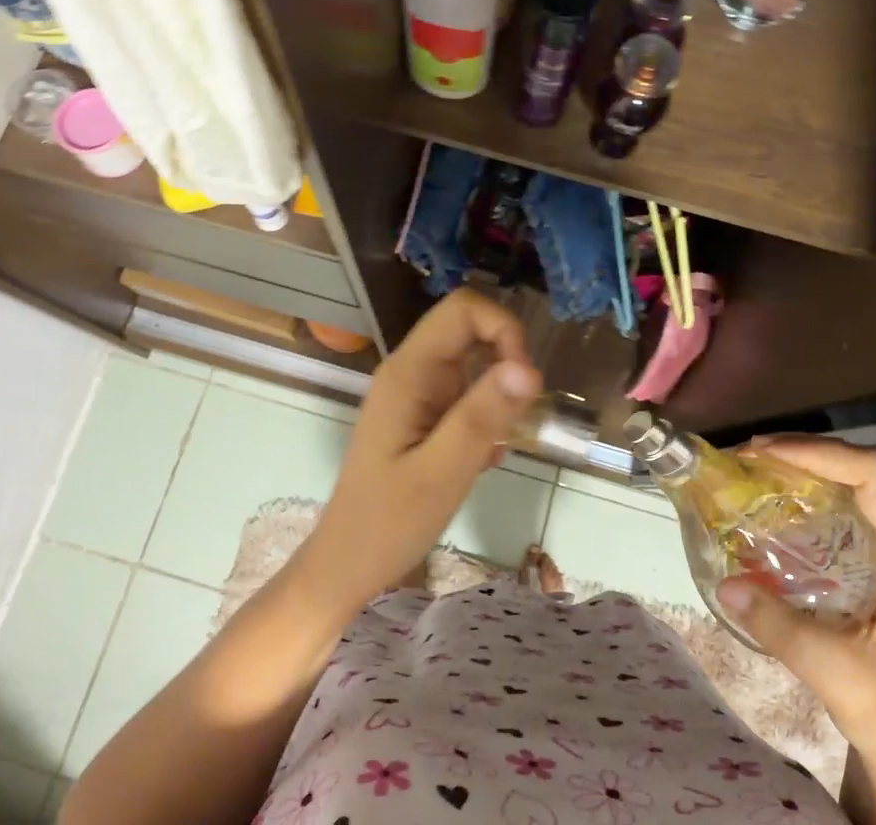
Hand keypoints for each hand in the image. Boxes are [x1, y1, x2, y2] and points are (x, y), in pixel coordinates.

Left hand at [304, 292, 541, 608]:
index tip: (524, 381)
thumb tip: (528, 366)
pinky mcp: (420, 418)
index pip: (463, 310)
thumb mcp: (443, 473)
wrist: (347, 564)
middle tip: (517, 417)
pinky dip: (485, 417)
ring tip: (498, 445)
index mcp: (408, 373)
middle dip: (506, 362)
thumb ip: (482, 416)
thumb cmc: (390, 523)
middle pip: (469, 331)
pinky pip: (464, 396)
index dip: (503, 330)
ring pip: (471, 364)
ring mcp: (414, 394)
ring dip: (497, 395)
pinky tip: (484, 459)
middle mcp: (410, 372)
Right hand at [715, 436, 875, 764]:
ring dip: (803, 467)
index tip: (764, 454)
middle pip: (862, 471)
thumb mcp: (833, 671)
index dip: (820, 455)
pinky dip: (806, 492)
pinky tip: (771, 502)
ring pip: (853, 484)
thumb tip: (725, 581)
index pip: (874, 479)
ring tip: (752, 469)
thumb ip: (779, 627)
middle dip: (804, 452)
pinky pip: (843, 508)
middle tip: (747, 457)